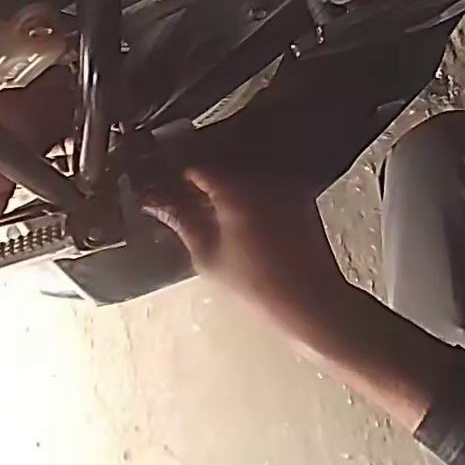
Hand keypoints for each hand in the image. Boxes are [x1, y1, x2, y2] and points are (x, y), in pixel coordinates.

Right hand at [141, 164, 348, 311]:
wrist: (310, 298)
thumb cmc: (257, 284)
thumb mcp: (207, 255)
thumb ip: (180, 220)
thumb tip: (154, 203)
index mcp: (235, 188)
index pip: (195, 166)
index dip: (175, 178)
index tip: (164, 192)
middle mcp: (261, 177)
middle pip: (219, 167)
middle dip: (199, 184)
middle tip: (182, 205)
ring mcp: (283, 184)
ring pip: (242, 175)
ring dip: (223, 189)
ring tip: (210, 217)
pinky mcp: (298, 194)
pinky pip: (263, 185)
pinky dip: (247, 195)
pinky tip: (239, 222)